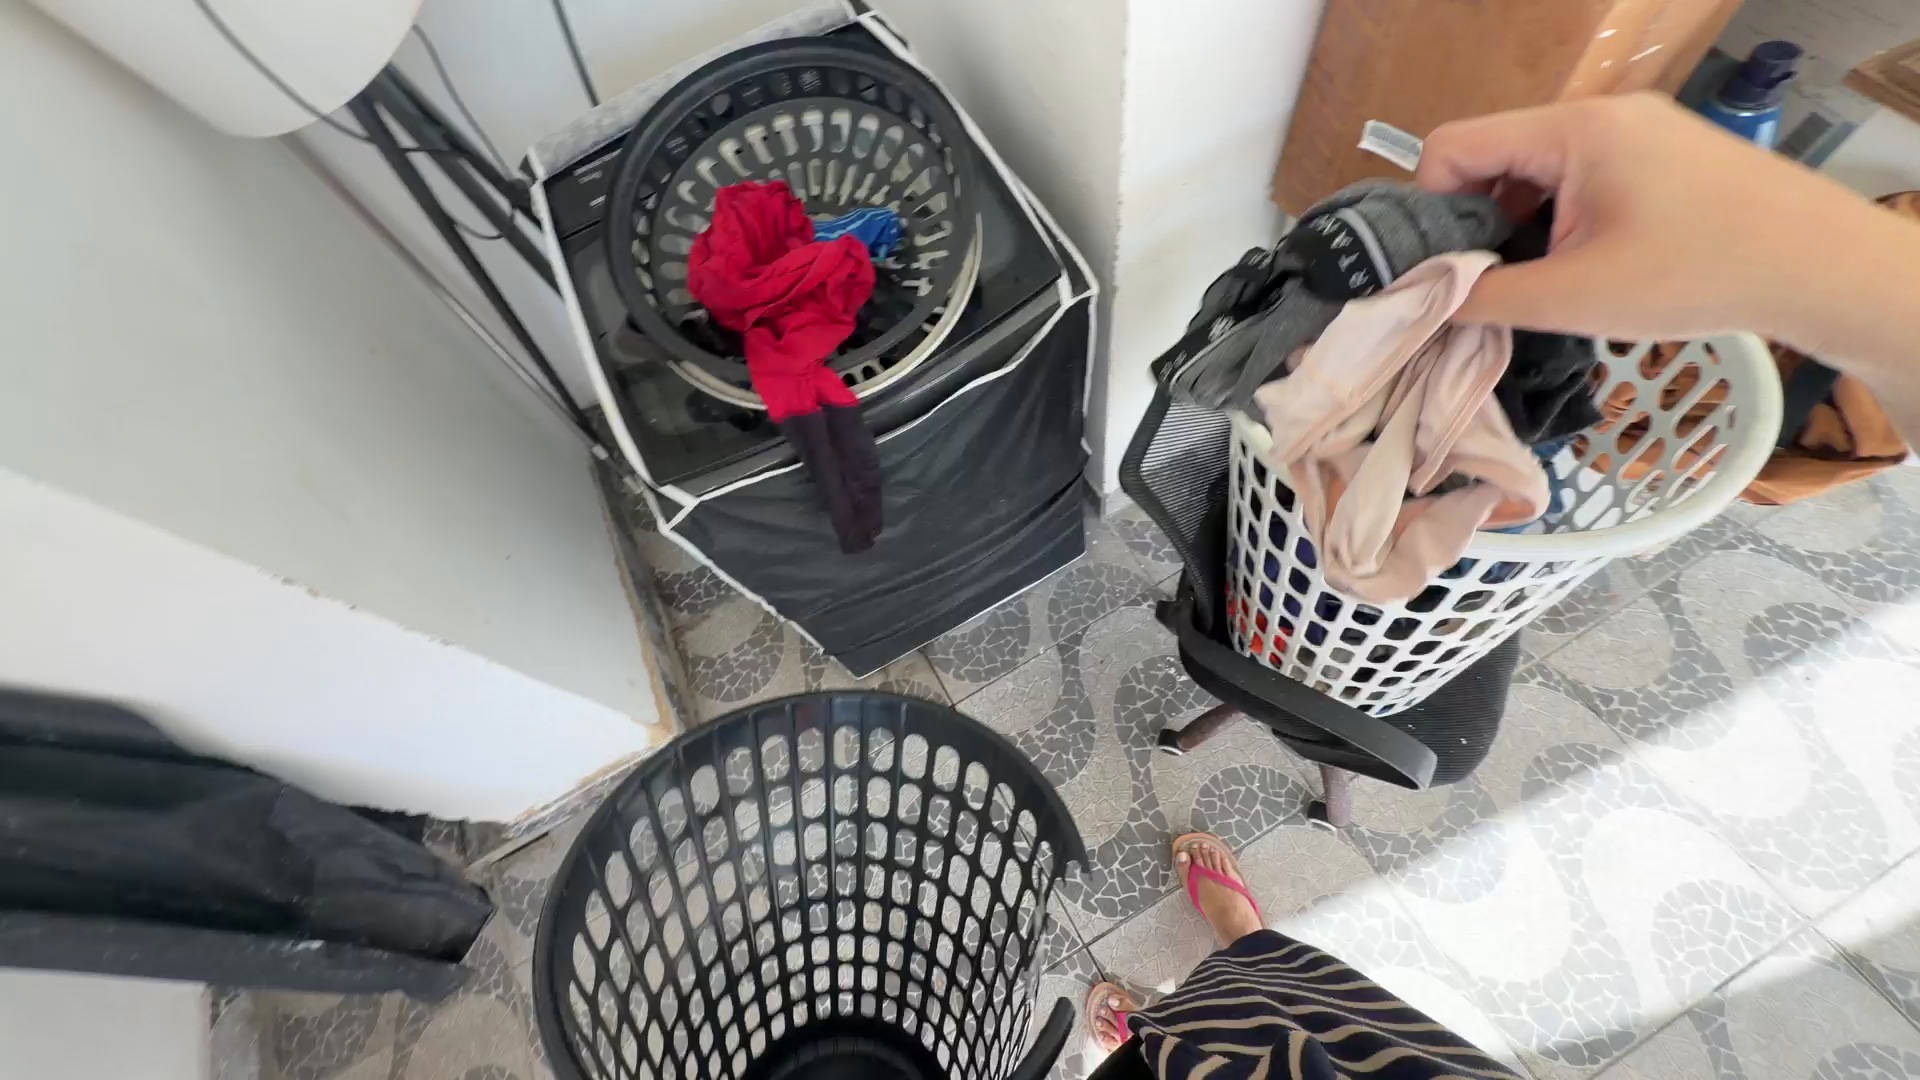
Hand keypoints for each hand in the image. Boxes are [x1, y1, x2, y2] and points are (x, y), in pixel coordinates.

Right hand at [1416, 93, 1905, 358]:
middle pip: (1484, 157)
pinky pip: (1563, 178)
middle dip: (1467, 219)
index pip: (1449, 146)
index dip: (1427, 206)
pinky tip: (1565, 260)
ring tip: (1530, 273)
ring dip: (1506, 224)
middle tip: (1486, 276)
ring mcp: (1628, 131)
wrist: (1822, 269)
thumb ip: (1471, 296)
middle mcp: (1597, 116)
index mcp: (1573, 132)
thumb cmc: (1691, 277)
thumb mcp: (1562, 298)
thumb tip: (1415, 297)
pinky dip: (1542, 220)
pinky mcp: (1649, 153)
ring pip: (1521, 171)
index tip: (1448, 260)